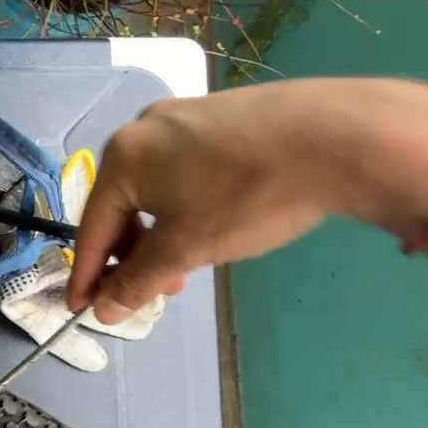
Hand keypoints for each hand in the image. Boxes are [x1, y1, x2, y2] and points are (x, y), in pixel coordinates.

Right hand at [67, 78, 427, 321]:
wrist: (346, 136)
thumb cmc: (248, 195)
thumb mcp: (184, 249)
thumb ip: (137, 281)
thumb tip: (103, 310)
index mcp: (123, 156)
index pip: (92, 227)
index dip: (87, 274)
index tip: (81, 310)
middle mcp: (145, 128)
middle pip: (121, 207)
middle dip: (130, 257)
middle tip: (145, 294)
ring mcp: (187, 117)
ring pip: (155, 191)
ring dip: (159, 237)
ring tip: (182, 269)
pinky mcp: (224, 117)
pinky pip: (184, 172)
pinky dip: (184, 209)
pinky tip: (209, 228)